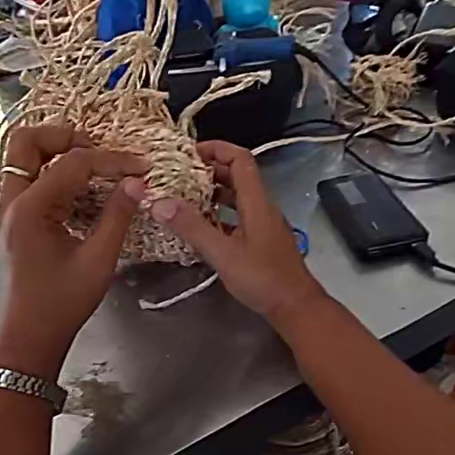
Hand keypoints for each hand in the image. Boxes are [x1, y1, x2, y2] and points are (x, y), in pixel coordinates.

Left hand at [0, 126, 147, 375]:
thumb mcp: (99, 260)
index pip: (73, 163)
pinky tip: (85, 185)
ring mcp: (12, 208)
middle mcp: (13, 201)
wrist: (33, 333)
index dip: (112, 160)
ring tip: (96, 162)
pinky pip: (32, 176)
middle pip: (27, 141)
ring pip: (24, 156)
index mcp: (31, 209)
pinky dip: (56, 169)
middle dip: (67, 136)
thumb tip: (138, 183)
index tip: (142, 167)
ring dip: (58, 150)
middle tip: (102, 150)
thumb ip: (117, 216)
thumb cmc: (63, 302)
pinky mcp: (19, 217)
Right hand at [148, 141, 328, 327]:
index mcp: (257, 202)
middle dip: (210, 170)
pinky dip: (221, 213)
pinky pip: (240, 215)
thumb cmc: (262, 278)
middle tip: (180, 175)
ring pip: (239, 197)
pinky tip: (203, 225)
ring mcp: (265, 224)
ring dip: (214, 192)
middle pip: (239, 175)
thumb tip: (160, 203)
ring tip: (185, 196)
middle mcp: (263, 207)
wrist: (295, 306)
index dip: (217, 149)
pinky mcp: (263, 240)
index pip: (240, 159)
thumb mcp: (223, 253)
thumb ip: (192, 227)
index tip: (190, 153)